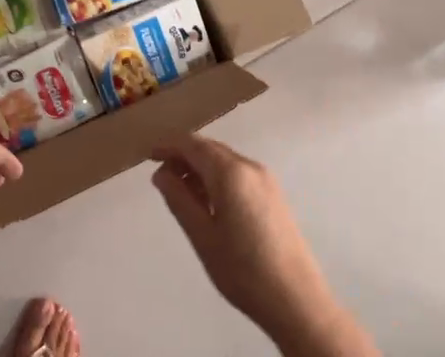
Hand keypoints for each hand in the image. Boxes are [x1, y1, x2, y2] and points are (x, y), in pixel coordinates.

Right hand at [152, 134, 373, 356]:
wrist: (296, 300)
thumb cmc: (242, 269)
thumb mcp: (202, 236)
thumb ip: (179, 199)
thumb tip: (161, 173)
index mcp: (231, 172)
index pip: (193, 144)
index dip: (168, 146)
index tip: (148, 156)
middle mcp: (251, 167)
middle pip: (210, 149)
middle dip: (184, 156)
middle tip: (161, 176)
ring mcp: (266, 181)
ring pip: (225, 162)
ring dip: (201, 169)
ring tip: (181, 193)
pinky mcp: (274, 197)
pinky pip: (239, 175)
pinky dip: (218, 179)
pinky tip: (209, 203)